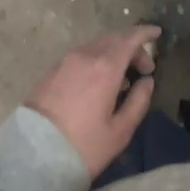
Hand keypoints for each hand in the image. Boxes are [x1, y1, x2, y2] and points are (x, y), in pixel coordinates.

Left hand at [25, 25, 159, 176]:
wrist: (32, 157)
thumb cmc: (83, 146)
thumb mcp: (119, 131)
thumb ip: (139, 102)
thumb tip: (147, 81)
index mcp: (106, 66)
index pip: (130, 38)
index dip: (146, 33)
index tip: (158, 34)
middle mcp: (86, 55)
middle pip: (114, 39)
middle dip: (132, 47)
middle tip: (144, 68)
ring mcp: (66, 61)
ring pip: (97, 46)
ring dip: (113, 53)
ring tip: (121, 79)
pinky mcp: (52, 71)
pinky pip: (82, 55)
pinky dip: (97, 59)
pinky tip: (99, 81)